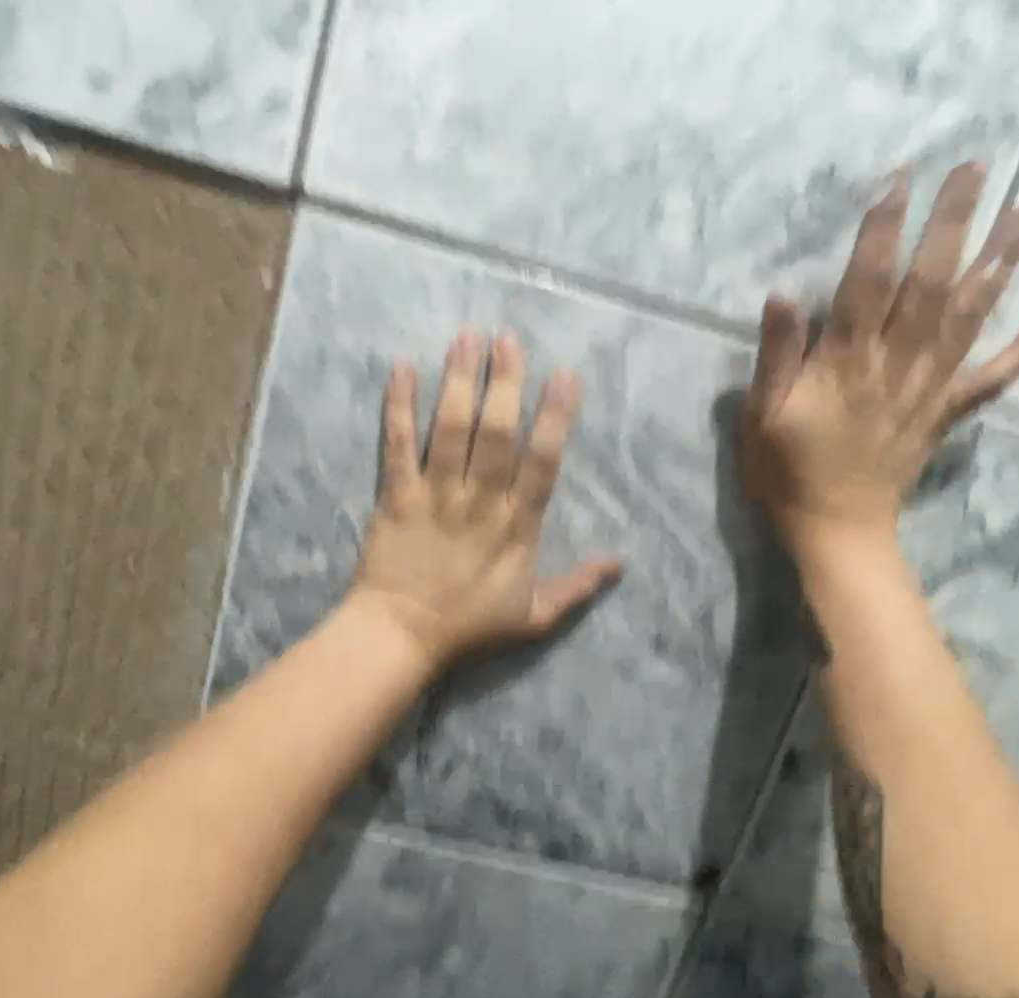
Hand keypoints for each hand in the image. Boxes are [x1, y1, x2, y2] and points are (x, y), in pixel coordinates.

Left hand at [348, 330, 622, 666]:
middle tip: (508, 338)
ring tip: (466, 338)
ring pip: (450, 429)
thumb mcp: (535, 617)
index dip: (555, 417)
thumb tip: (622, 562)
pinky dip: (399, 406)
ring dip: (459, 381)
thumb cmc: (470, 627)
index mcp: (517, 526)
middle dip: (504, 382)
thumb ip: (577, 586)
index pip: (543, 462)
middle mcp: (479, 501)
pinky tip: (402, 367)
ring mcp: (435, 495)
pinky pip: (398, 445)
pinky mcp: (396, 496)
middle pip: (496, 434)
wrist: (402, 638)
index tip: (565, 375)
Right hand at [743, 161, 1018, 557]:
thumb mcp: (762, 416)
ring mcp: (929, 388)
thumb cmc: (788, 473)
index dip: (883, 230)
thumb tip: (782, 294)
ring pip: (970, 316)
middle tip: (976, 166)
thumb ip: (776, 356)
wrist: (837, 531)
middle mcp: (896, 364)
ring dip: (1001, 261)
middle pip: (930, 284)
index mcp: (846, 362)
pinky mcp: (947, 413)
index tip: (900, 179)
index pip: (868, 283)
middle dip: (952, 222)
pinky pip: (993, 378)